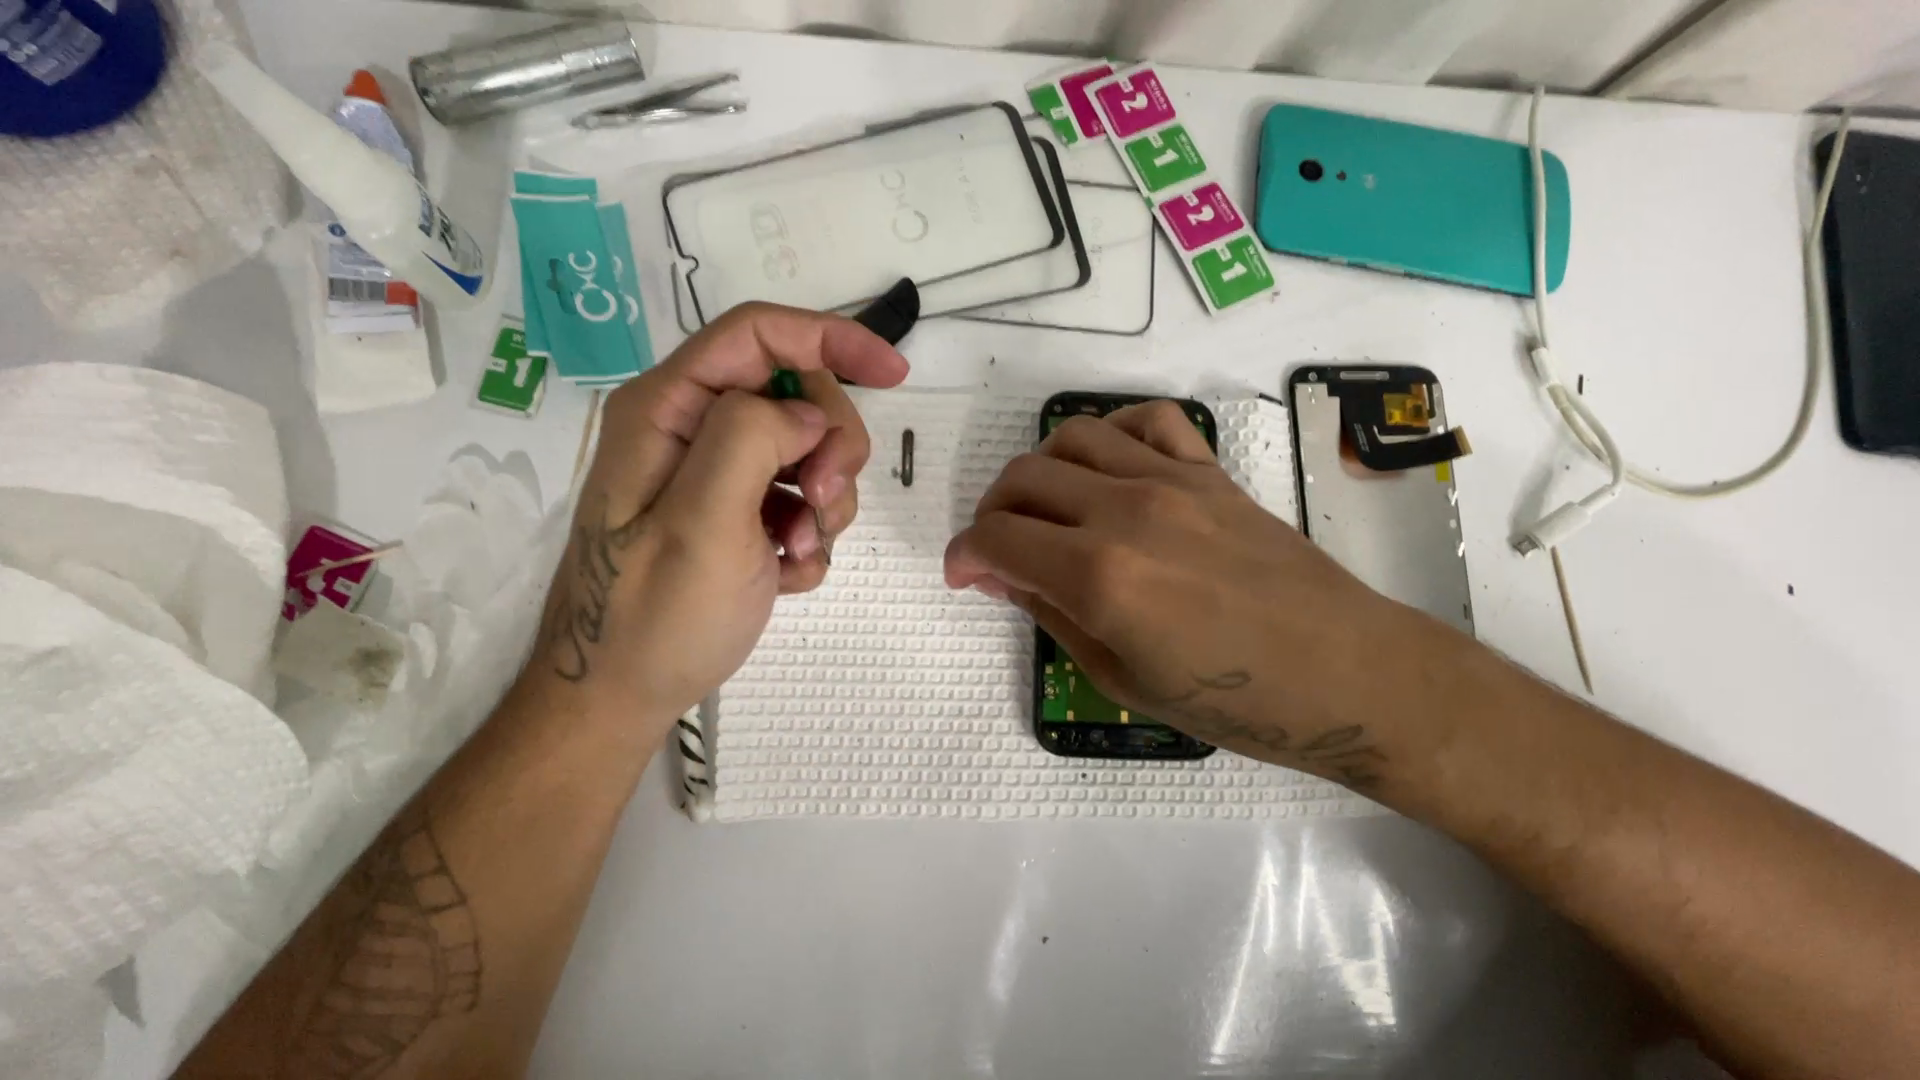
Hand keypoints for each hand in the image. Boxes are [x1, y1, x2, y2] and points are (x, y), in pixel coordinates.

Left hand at [529, 303, 908, 743]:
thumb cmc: (652, 617)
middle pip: (797, 393)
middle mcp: (693, 429)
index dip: (832, 339)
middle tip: (826, 504)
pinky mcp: (740, 515)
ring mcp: (718, 474)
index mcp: (669, 409)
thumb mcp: (699, 524)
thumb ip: (751, 441)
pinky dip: (812, 533)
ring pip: (811, 447)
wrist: (620, 698)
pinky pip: (804, 498)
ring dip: (827, 499)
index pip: (759, 334)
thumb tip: (804, 414)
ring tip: (797, 551)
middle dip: (831, 444)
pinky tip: (787, 572)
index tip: (895, 377)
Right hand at [943, 401, 1417, 789]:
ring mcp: (1172, 481)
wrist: (1346, 675)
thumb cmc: (1233, 704)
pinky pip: (1147, 420)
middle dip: (992, 513)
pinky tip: (1110, 469)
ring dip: (1040, 471)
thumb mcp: (1120, 679)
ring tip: (1048, 510)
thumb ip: (1051, 614)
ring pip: (1072, 438)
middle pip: (1023, 478)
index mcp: (1099, 576)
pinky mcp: (1210, 472)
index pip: (997, 537)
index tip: (964, 575)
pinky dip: (1112, 434)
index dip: (964, 554)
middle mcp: (1126, 512)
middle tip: (1001, 552)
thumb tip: (1001, 574)